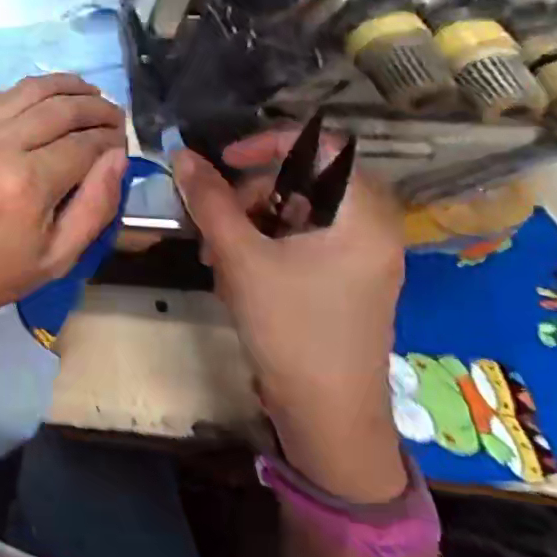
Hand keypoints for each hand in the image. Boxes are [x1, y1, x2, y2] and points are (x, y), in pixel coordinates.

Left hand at [0, 74, 126, 345]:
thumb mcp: (56, 259)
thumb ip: (96, 206)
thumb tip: (119, 158)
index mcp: (28, 184)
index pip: (85, 145)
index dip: (111, 141)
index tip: (123, 145)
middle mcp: (1, 146)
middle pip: (62, 109)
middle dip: (97, 108)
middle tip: (115, 118)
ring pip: (32, 91)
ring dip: (68, 87)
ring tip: (91, 94)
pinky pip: (2, 96)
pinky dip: (32, 89)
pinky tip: (50, 96)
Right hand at [173, 129, 407, 501]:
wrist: (328, 413)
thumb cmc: (289, 327)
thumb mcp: (240, 257)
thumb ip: (210, 201)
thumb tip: (183, 156)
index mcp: (362, 214)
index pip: (323, 146)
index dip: (268, 143)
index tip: (225, 161)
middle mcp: (373, 228)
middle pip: (306, 180)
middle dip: (252, 194)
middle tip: (214, 224)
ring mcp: (364, 256)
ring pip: (301, 212)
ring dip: (253, 221)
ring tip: (218, 256)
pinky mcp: (350, 280)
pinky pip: (307, 240)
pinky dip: (269, 244)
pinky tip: (238, 273)